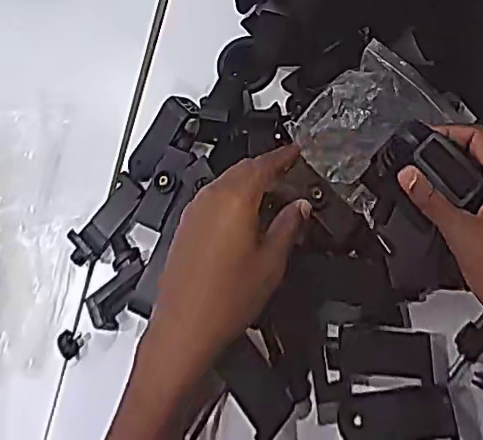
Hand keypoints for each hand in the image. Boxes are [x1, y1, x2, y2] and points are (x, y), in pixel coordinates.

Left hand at [141, 144, 309, 377]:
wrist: (182, 331)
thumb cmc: (221, 304)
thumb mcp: (271, 263)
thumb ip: (288, 227)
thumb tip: (299, 208)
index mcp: (235, 199)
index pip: (264, 163)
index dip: (284, 155)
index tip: (295, 151)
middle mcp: (211, 198)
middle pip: (244, 168)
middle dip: (267, 168)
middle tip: (288, 175)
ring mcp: (195, 211)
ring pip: (227, 181)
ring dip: (249, 183)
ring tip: (270, 198)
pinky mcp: (185, 225)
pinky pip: (213, 198)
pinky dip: (232, 198)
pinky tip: (243, 219)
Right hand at [397, 125, 482, 359]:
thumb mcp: (464, 237)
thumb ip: (432, 202)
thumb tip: (411, 176)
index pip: (479, 135)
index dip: (449, 131)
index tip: (427, 136)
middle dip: (453, 157)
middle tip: (426, 162)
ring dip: (464, 184)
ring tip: (438, 192)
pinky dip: (476, 205)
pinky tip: (462, 225)